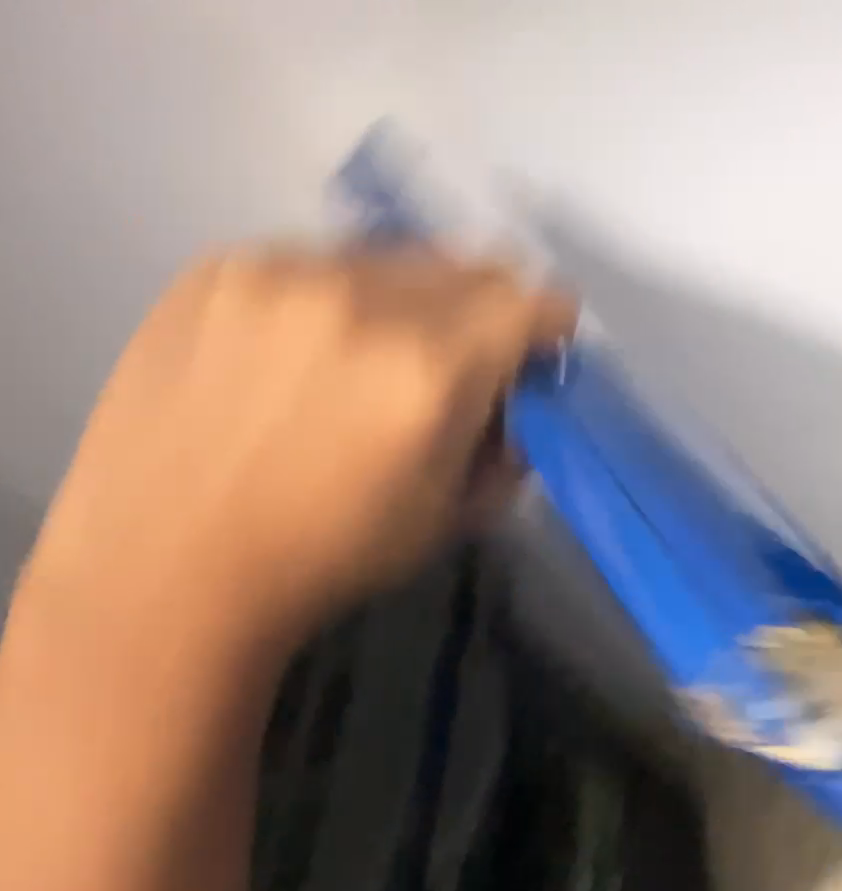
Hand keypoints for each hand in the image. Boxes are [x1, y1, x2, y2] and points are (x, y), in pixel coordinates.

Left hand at [20, 248, 574, 647]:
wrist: (167, 560)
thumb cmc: (336, 549)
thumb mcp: (462, 510)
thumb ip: (509, 440)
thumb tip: (516, 399)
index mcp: (433, 369)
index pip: (533, 300)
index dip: (551, 328)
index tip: (540, 356)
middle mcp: (363, 300)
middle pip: (473, 265)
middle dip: (492, 310)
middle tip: (472, 358)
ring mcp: (282, 274)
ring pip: (398, 256)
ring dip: (418, 297)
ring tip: (384, 352)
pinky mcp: (219, 269)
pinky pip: (322, 258)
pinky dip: (345, 294)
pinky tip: (314, 349)